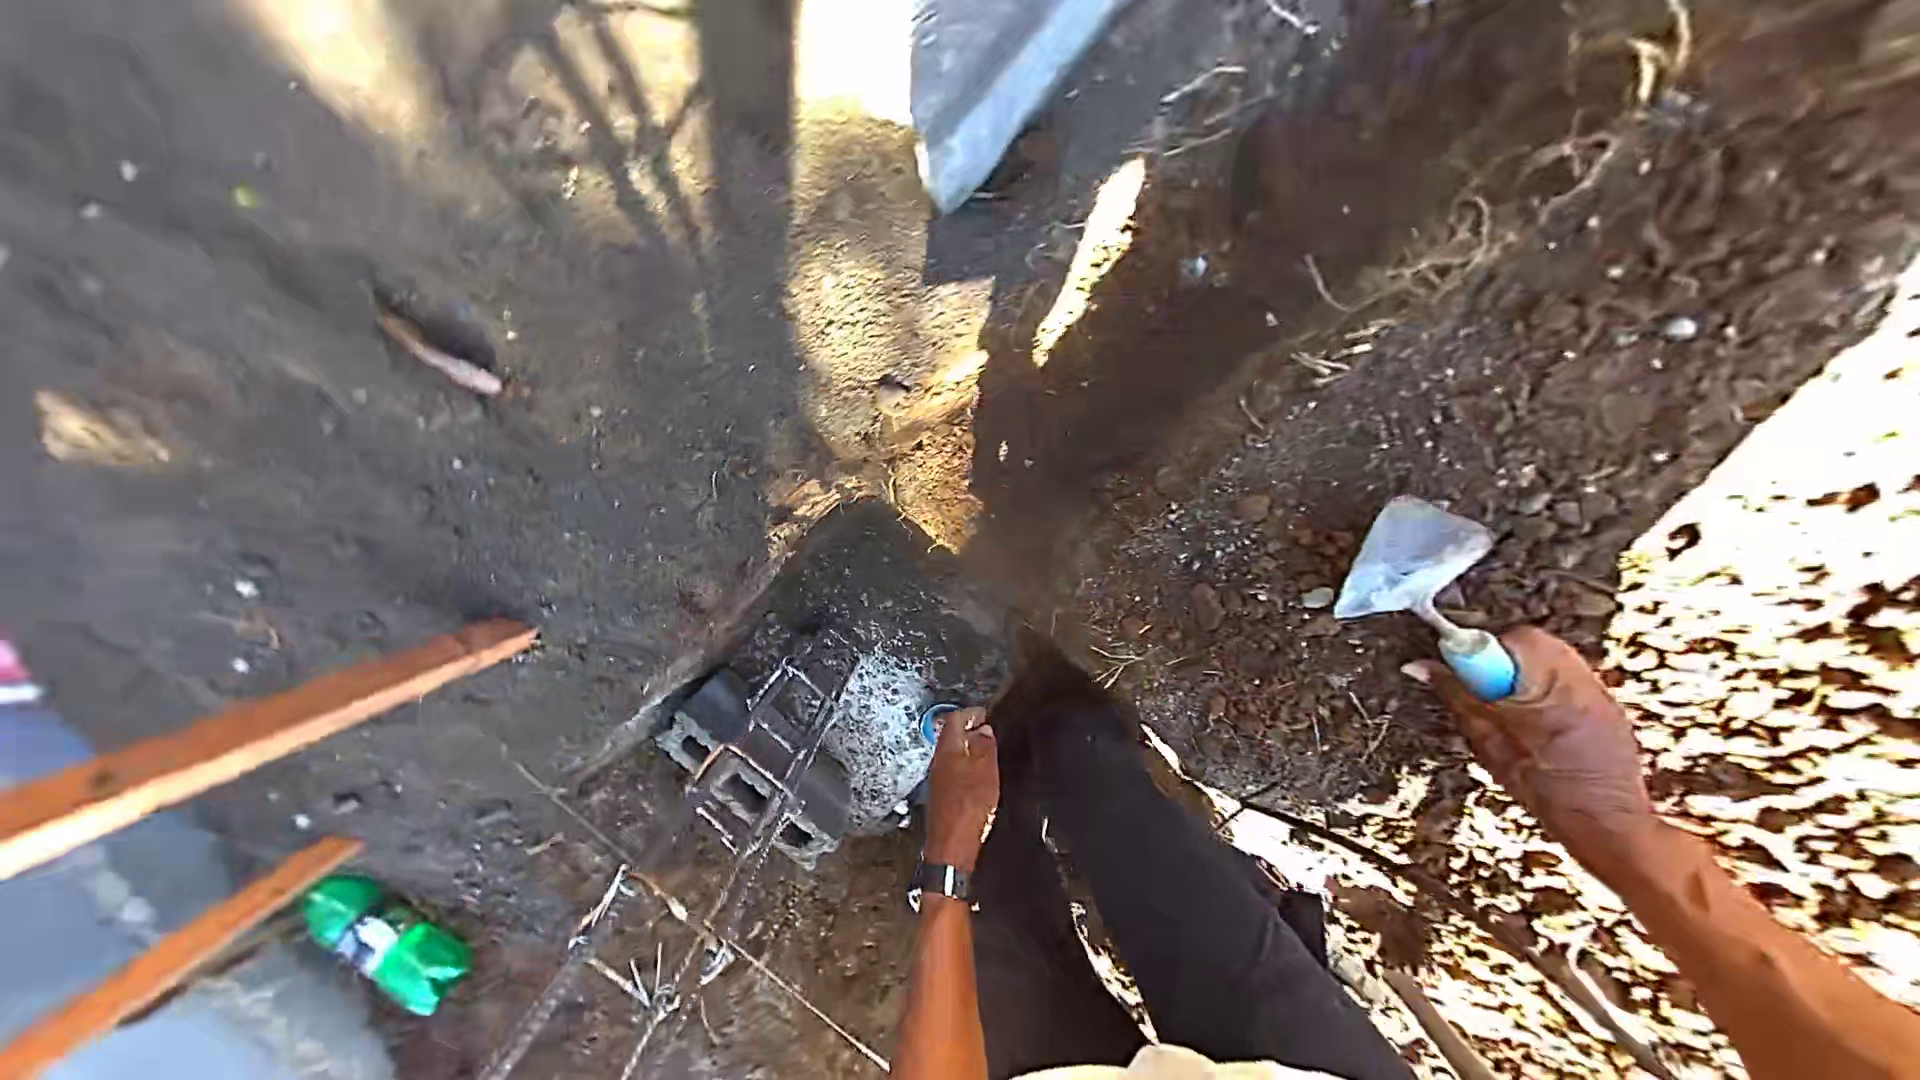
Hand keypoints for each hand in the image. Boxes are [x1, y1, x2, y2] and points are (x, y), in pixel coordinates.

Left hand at [924, 707, 997, 872]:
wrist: (952, 847)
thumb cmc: (968, 810)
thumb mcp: (986, 772)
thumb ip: (985, 747)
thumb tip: (984, 729)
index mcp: (947, 750)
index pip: (954, 718)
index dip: (971, 713)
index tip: (985, 714)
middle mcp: (938, 762)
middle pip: (951, 735)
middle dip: (970, 730)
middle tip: (989, 731)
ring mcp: (938, 779)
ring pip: (953, 754)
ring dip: (969, 749)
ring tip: (988, 753)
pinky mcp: (942, 795)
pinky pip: (954, 771)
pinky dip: (967, 767)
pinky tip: (980, 777)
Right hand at [1407, 627, 1655, 863]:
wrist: (1603, 820)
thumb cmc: (1541, 785)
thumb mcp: (1483, 737)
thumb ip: (1454, 693)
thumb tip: (1419, 666)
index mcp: (1547, 687)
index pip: (1507, 638)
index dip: (1474, 648)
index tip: (1456, 665)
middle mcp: (1579, 683)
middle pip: (1532, 639)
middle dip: (1499, 653)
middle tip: (1483, 683)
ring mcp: (1599, 692)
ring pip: (1551, 652)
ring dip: (1522, 666)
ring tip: (1509, 699)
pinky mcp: (1606, 704)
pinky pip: (1568, 673)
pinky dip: (1544, 682)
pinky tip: (1534, 711)